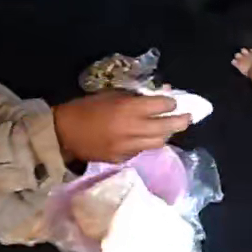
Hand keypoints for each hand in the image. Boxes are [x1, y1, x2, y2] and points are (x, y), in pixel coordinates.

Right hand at [51, 92, 192, 163]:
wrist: (63, 134)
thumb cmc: (86, 108)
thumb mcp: (111, 94)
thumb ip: (136, 95)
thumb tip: (161, 92)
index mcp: (128, 109)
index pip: (161, 106)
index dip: (170, 103)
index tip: (172, 102)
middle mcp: (132, 129)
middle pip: (166, 127)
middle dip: (180, 121)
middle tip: (188, 118)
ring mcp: (128, 147)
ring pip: (159, 142)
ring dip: (166, 134)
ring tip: (169, 128)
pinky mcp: (123, 159)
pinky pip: (143, 151)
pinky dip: (147, 143)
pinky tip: (145, 138)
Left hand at [232, 48, 251, 75]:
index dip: (251, 51)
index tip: (250, 51)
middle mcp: (248, 55)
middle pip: (244, 50)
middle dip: (243, 51)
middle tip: (242, 52)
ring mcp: (242, 59)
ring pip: (238, 55)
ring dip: (237, 56)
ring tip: (236, 56)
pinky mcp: (239, 64)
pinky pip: (234, 62)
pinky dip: (234, 62)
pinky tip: (233, 62)